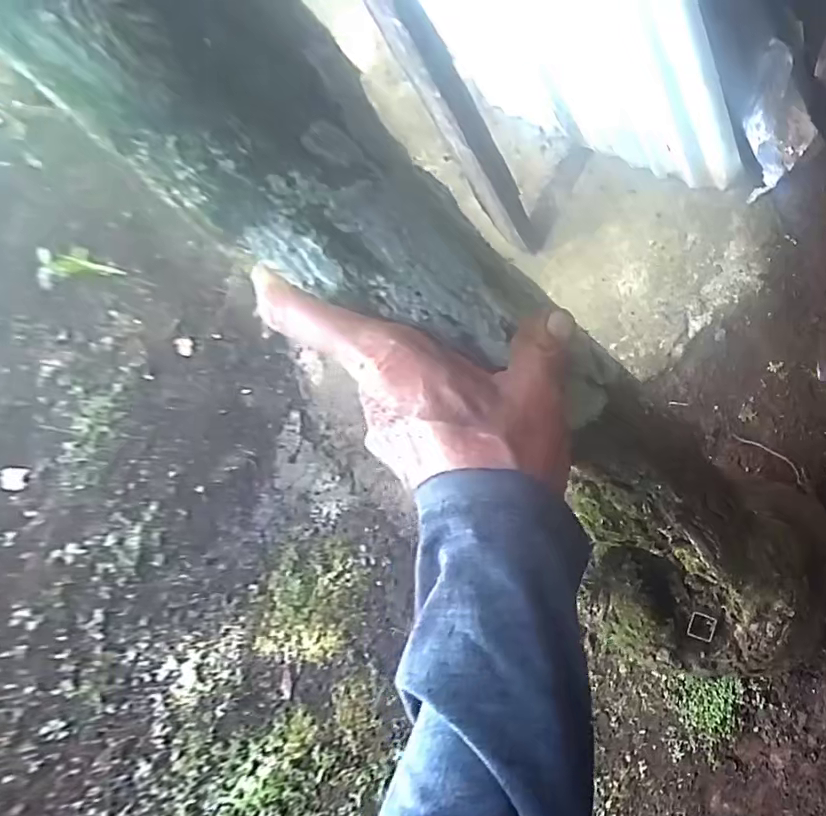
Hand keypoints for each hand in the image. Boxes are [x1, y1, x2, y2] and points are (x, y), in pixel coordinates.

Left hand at [252, 266, 573, 493]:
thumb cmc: (505, 449)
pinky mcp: (404, 466)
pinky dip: (427, 415)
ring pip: (388, 391)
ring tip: (460, 383)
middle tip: (426, 331)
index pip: (311, 319)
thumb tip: (555, 317)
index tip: (270, 274)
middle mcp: (372, 396)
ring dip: (414, 383)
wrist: (500, 530)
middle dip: (387, 341)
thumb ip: (540, 350)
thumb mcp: (534, 393)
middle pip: (358, 353)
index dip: (285, 293)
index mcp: (392, 363)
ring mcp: (384, 436)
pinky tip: (466, 425)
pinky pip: (407, 423)